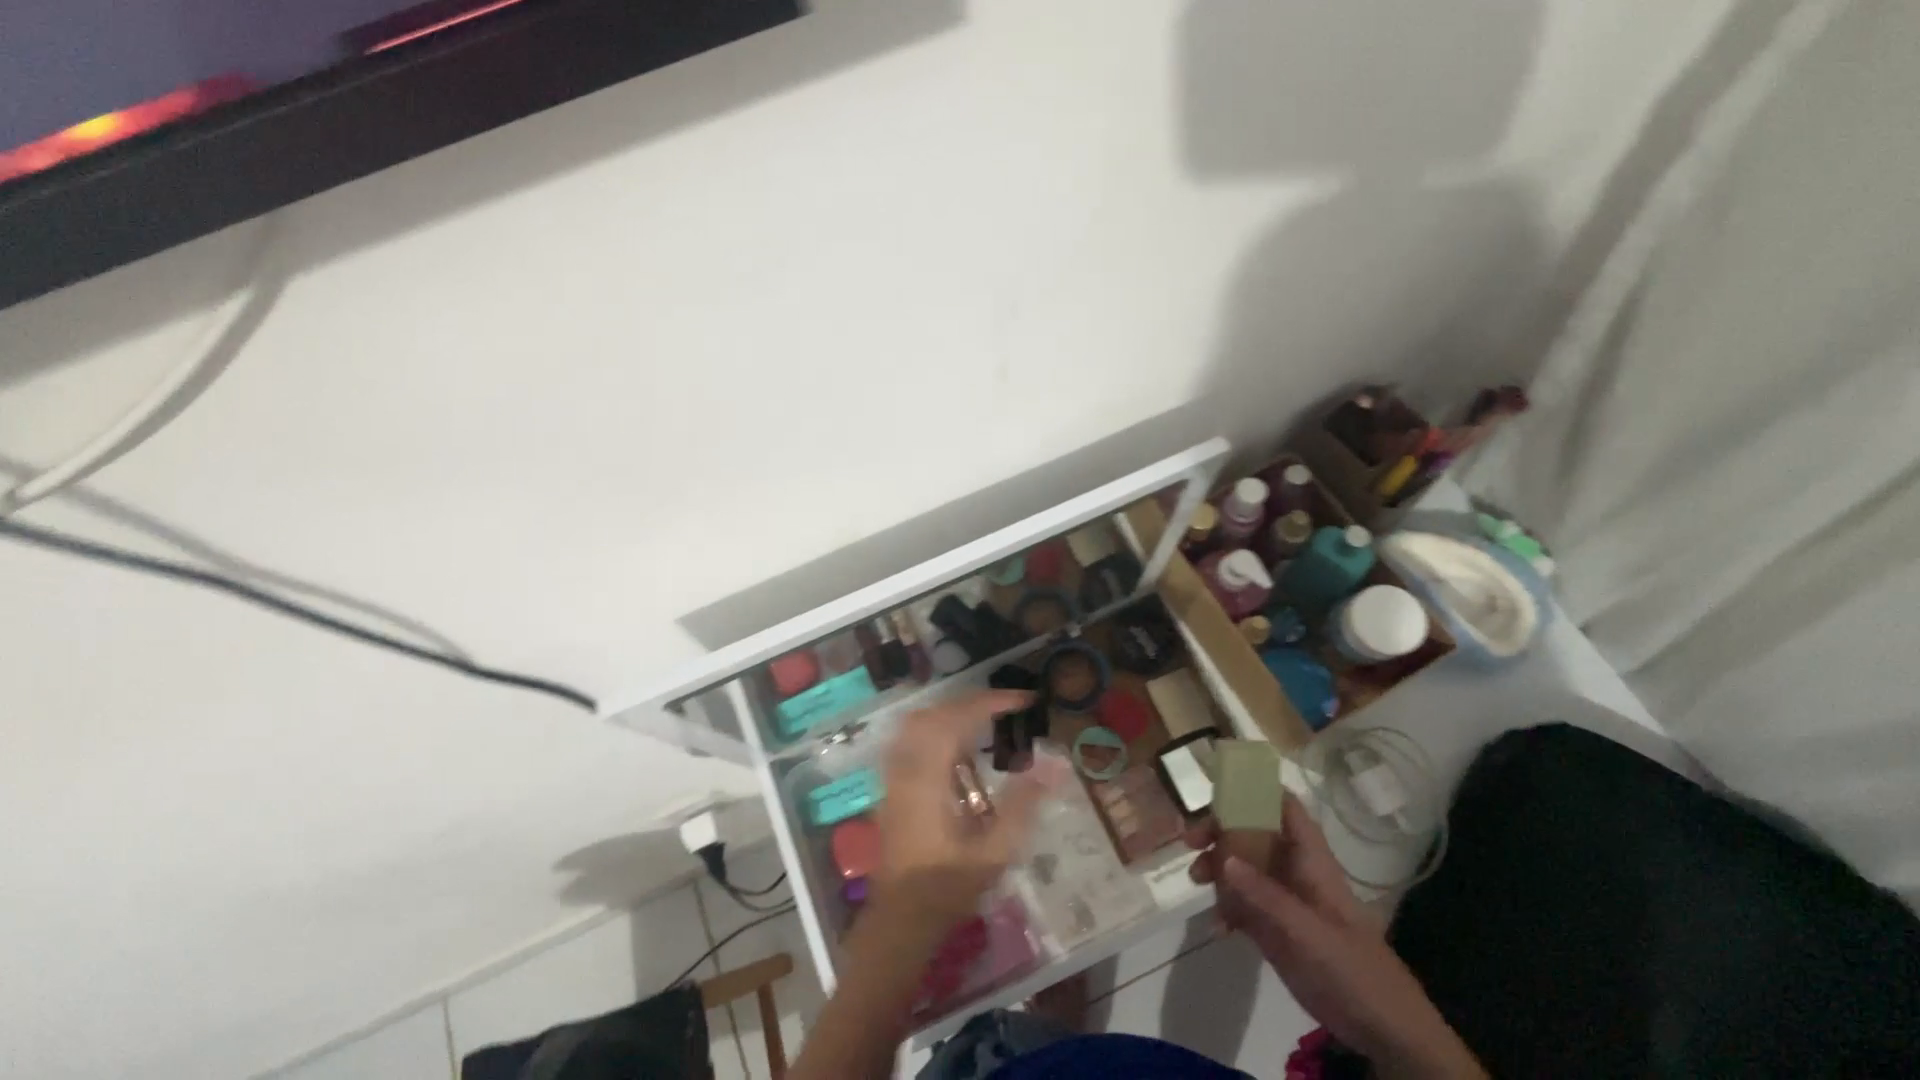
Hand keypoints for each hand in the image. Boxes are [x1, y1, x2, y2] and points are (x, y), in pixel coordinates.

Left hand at [869, 690, 1063, 935]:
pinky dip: (936, 730)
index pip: (956, 721)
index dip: (990, 703)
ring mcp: (893, 778)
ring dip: (951, 714)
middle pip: (933, 715)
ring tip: (987, 721)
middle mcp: (905, 769)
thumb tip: (1056, 765)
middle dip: (971, 703)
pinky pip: (909, 741)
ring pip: (916, 725)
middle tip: (1008, 707)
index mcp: (927, 779)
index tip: (1024, 701)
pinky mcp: (891, 789)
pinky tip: (959, 748)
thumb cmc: (948, 888)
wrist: (901, 919)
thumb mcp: (994, 851)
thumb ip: (1023, 805)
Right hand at [1187, 794, 1483, 1077]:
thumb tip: (1222, 858)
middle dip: (1220, 832)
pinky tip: (1218, 928)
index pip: (1285, 807)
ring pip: (1242, 868)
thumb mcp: (1309, 932)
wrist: (1383, 1027)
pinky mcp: (1275, 930)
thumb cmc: (1354, 969)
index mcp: (1311, 860)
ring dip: (1217, 869)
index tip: (1217, 787)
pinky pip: (1242, 905)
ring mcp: (1284, 902)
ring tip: (1196, 884)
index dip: (1256, 789)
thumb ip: (1266, 896)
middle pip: (1253, 833)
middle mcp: (1294, 872)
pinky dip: (1225, 909)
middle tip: (1190, 842)